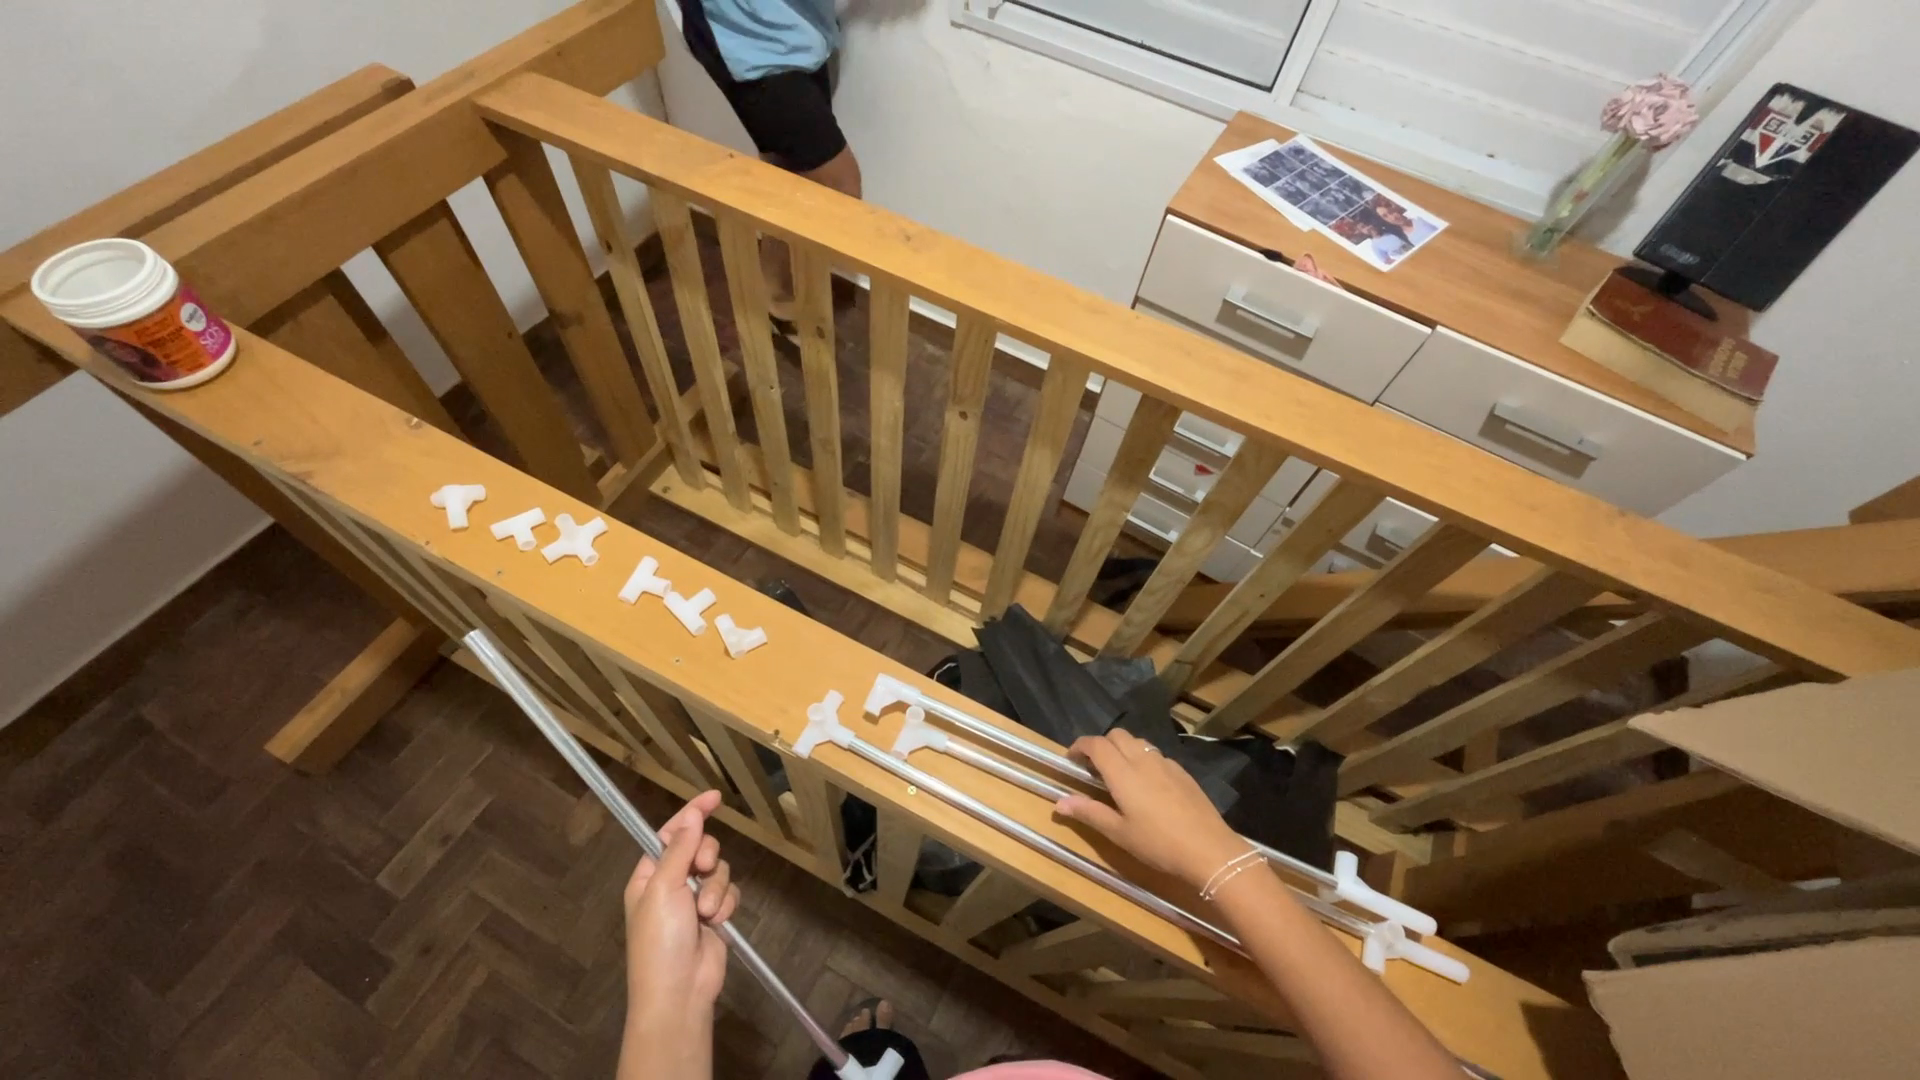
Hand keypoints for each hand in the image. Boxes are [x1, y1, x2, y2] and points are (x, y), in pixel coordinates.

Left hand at [624, 790, 739, 1024]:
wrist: (679, 991)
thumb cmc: (660, 940)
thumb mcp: (664, 889)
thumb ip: (680, 848)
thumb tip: (690, 814)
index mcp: (649, 875)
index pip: (671, 833)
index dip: (692, 814)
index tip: (715, 798)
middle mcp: (671, 883)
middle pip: (701, 848)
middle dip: (707, 857)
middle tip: (702, 868)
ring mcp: (694, 900)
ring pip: (718, 870)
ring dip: (715, 888)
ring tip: (706, 912)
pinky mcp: (715, 914)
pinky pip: (729, 891)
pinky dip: (726, 904)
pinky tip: (717, 922)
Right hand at [1055, 730, 1250, 891]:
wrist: (1209, 849)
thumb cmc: (1158, 843)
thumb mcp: (1119, 833)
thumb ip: (1089, 813)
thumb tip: (1059, 802)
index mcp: (1123, 773)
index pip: (1096, 744)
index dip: (1080, 746)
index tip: (1071, 759)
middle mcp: (1143, 760)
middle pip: (1117, 735)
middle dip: (1101, 744)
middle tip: (1093, 768)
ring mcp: (1166, 764)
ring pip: (1138, 742)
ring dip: (1122, 749)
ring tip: (1119, 774)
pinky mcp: (1182, 772)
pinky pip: (1156, 755)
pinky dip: (1142, 759)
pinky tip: (1147, 785)